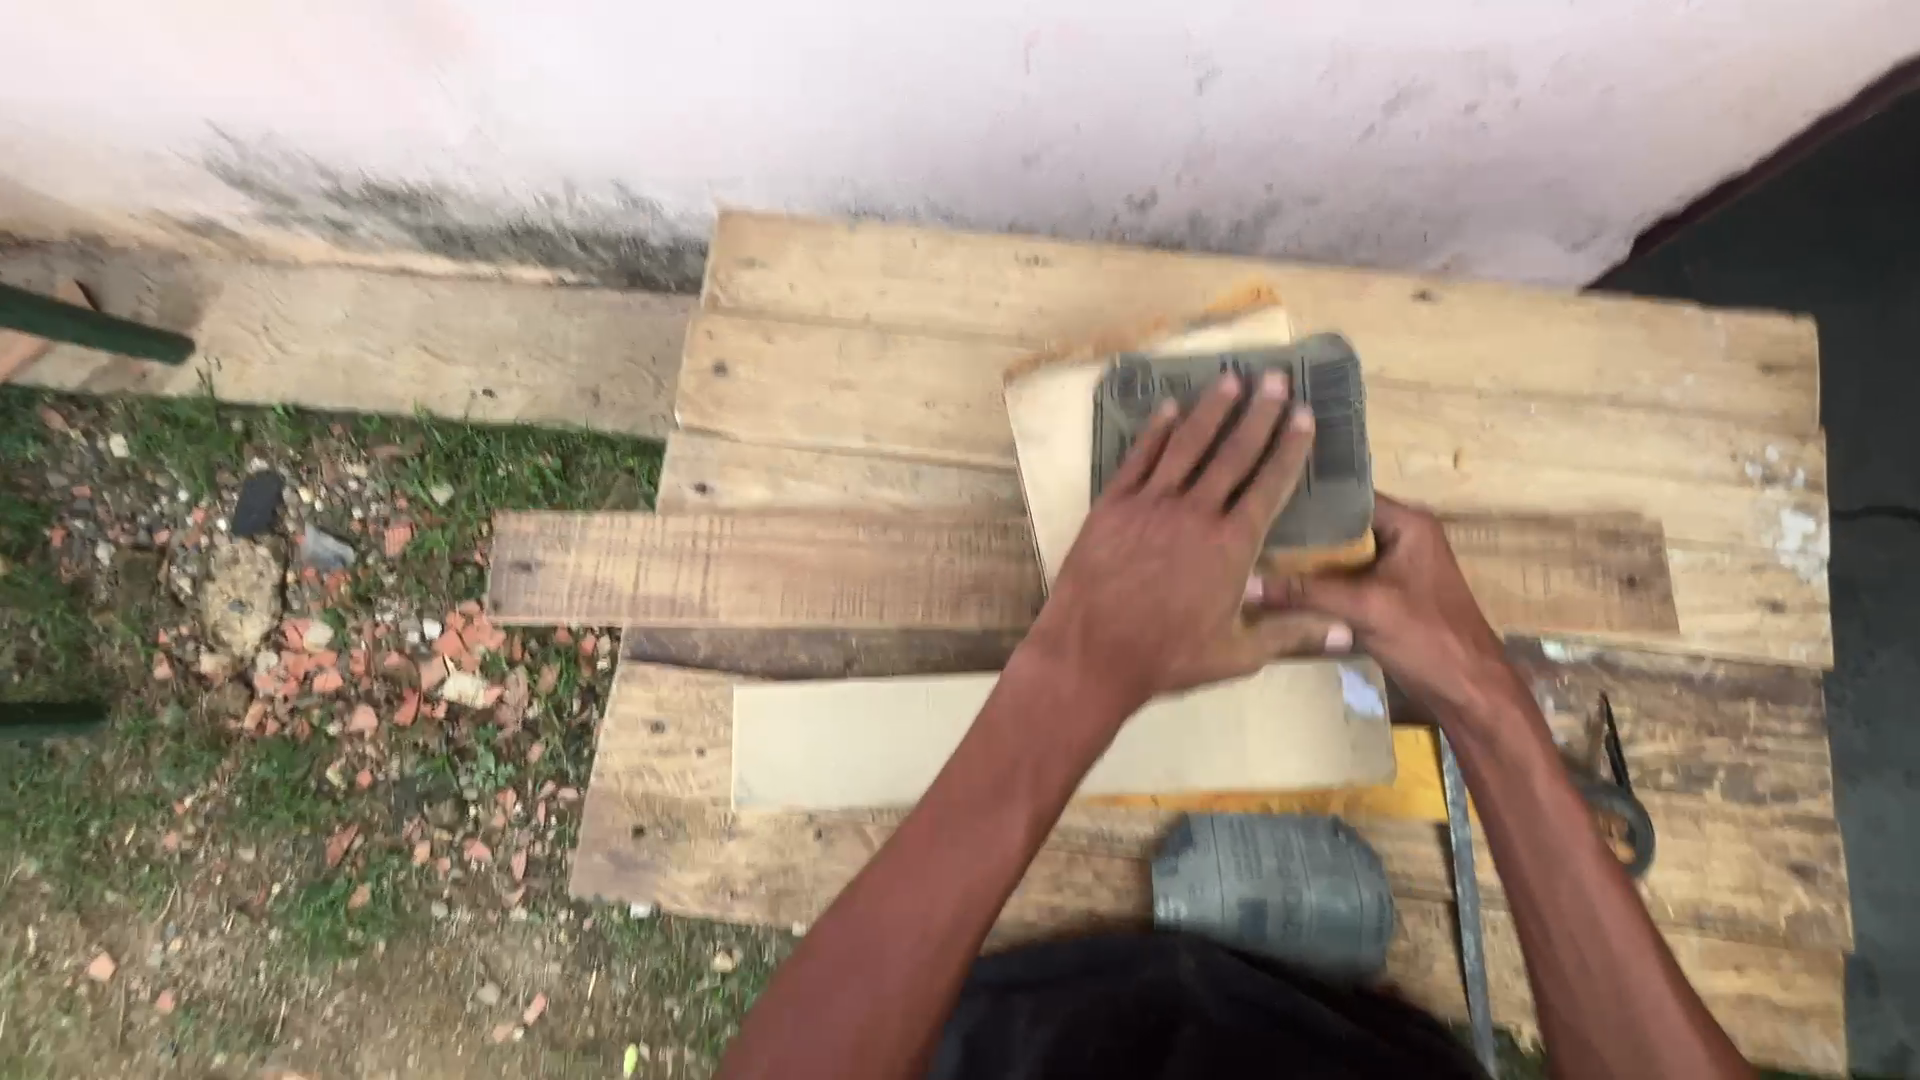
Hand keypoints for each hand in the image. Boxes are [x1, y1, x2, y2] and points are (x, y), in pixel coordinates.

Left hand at [1023, 369, 1350, 712]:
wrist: (1091, 652)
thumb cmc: (1167, 657)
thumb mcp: (1236, 655)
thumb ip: (1290, 635)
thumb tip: (1347, 636)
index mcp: (1232, 545)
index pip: (1270, 484)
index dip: (1289, 447)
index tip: (1303, 414)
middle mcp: (1195, 513)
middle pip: (1233, 453)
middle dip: (1258, 413)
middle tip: (1274, 378)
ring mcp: (1150, 504)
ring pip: (1187, 445)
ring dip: (1211, 410)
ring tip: (1229, 378)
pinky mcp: (1112, 505)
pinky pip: (1139, 458)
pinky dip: (1155, 431)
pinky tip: (1168, 409)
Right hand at [1262, 495, 1524, 716]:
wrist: (1467, 691)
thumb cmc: (1428, 637)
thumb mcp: (1363, 607)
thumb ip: (1305, 592)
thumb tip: (1247, 584)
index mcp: (1408, 523)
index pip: (1347, 495)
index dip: (1306, 499)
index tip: (1262, 503)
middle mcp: (1401, 535)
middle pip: (1339, 524)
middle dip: (1299, 531)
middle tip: (1251, 531)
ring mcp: (1392, 565)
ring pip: (1337, 551)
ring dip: (1304, 558)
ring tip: (1257, 553)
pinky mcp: (1383, 592)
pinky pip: (1341, 576)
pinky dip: (1315, 581)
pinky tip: (1280, 583)